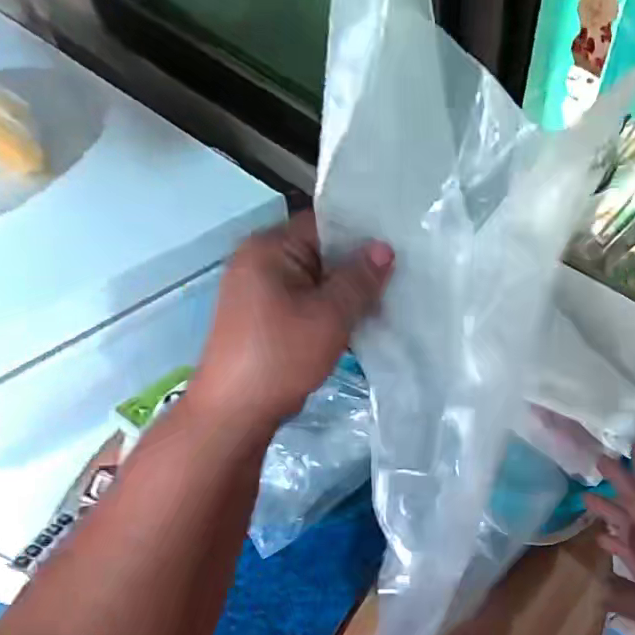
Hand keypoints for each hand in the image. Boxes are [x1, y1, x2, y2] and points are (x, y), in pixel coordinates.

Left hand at [194, 211, 392, 427]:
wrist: (236, 410)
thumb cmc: (282, 355)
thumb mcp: (330, 315)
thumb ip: (359, 279)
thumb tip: (383, 248)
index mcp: (268, 248)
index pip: (322, 224)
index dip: (361, 234)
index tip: (397, 249)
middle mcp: (258, 261)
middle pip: (318, 252)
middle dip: (356, 267)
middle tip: (398, 278)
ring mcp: (257, 291)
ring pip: (313, 281)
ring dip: (344, 293)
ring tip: (383, 302)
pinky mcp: (262, 318)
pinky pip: (303, 302)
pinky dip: (327, 310)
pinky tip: (355, 324)